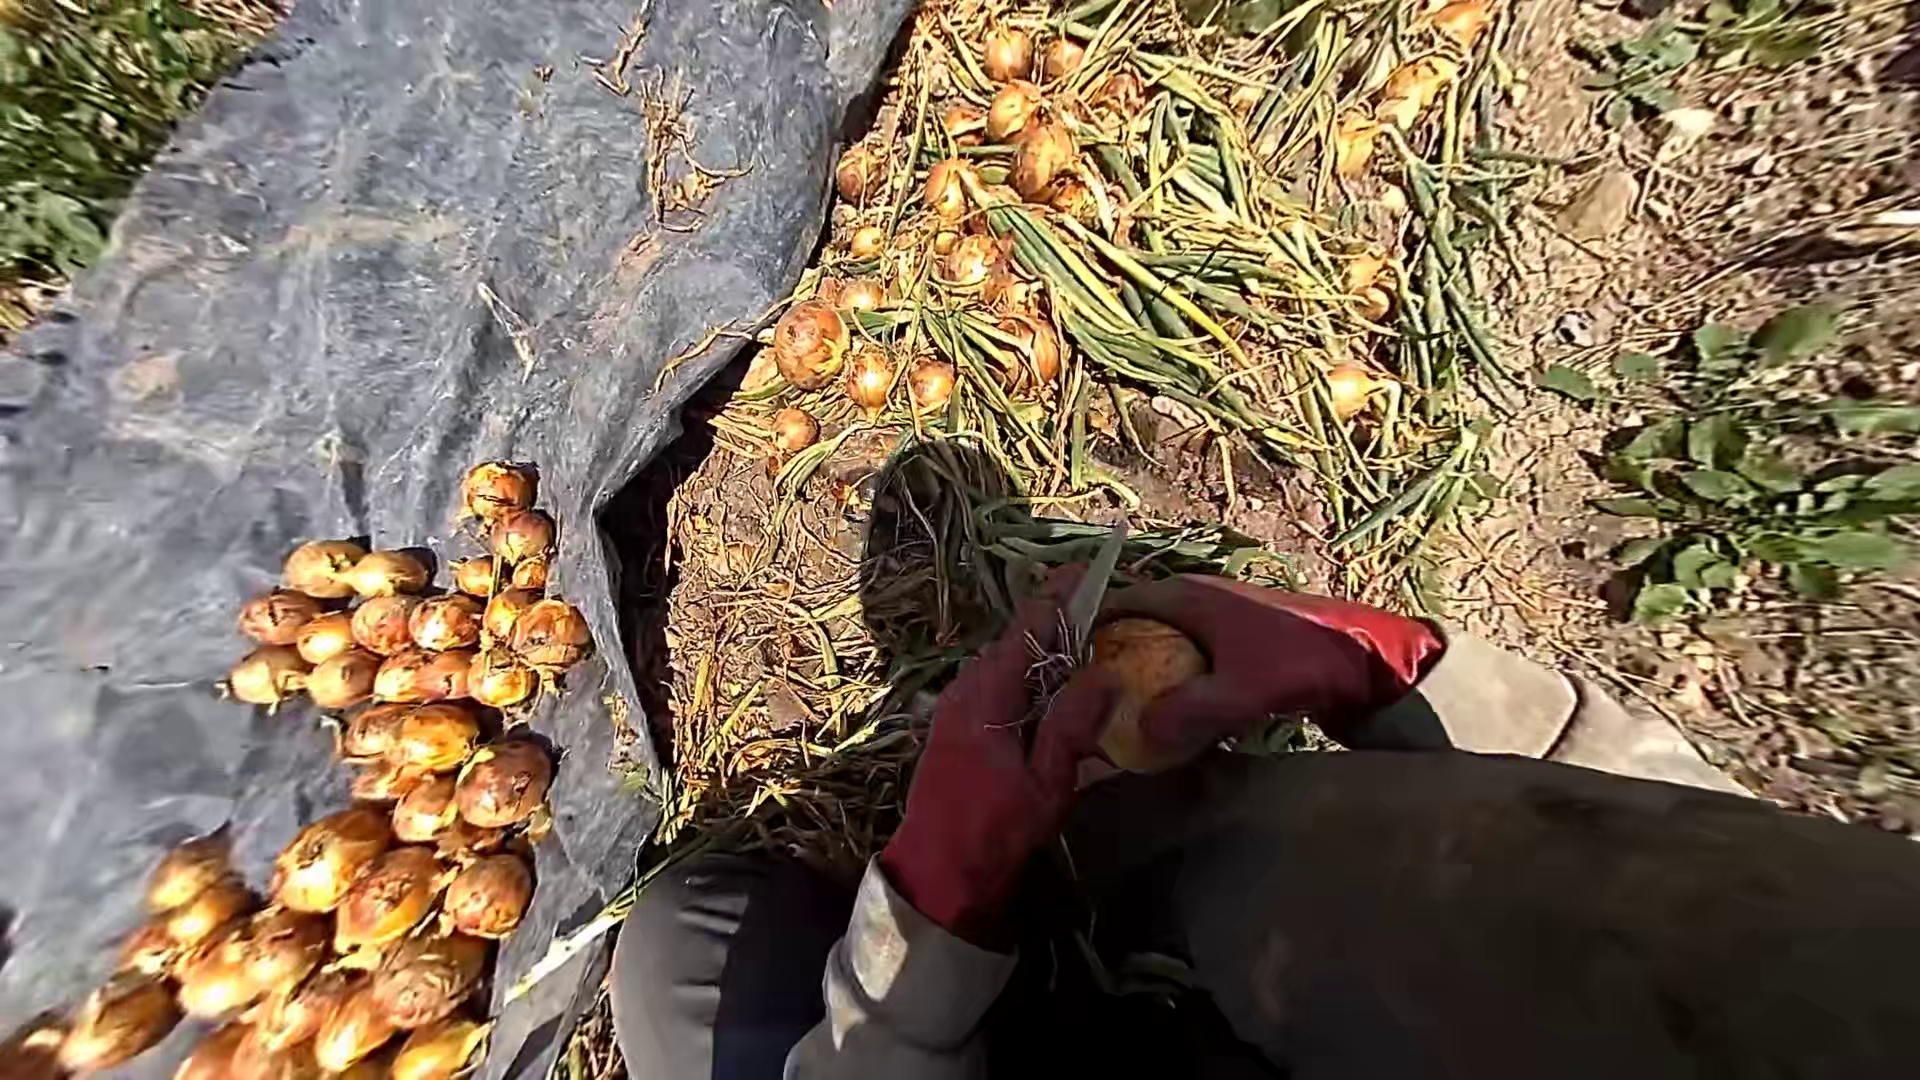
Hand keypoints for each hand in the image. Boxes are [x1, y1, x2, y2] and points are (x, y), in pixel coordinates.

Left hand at [880, 569, 1117, 946]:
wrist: (936, 865)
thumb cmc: (995, 827)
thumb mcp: (1046, 781)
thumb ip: (1073, 724)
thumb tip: (1105, 671)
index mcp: (989, 689)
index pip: (1029, 624)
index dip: (1061, 593)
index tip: (1091, 570)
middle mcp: (969, 682)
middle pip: (1020, 637)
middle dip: (1060, 623)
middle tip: (1103, 620)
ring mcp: (959, 697)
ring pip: (1009, 658)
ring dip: (1044, 652)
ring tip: (1085, 653)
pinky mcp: (958, 715)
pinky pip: (998, 679)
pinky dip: (1028, 675)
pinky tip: (1052, 694)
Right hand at [1101, 576, 1442, 758]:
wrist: (1376, 656)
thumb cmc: (1303, 662)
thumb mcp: (1244, 691)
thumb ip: (1189, 712)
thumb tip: (1137, 733)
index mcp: (1185, 595)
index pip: (1118, 602)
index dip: (1090, 630)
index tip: (1072, 667)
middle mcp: (1194, 594)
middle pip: (1136, 618)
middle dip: (1112, 651)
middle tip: (1095, 692)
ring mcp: (1216, 609)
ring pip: (1161, 632)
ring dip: (1143, 660)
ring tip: (1126, 699)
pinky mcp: (1236, 628)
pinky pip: (1186, 645)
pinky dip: (1171, 666)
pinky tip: (1174, 699)